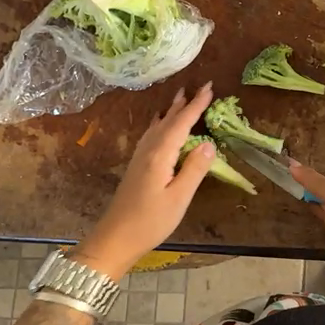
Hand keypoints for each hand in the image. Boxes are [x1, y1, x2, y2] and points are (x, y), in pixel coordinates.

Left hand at [73, 83, 216, 277]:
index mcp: (160, 155)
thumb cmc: (150, 221)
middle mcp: (148, 150)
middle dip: (184, 103)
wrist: (115, 239)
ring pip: (158, 126)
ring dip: (170, 111)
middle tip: (199, 86)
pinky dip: (160, 123)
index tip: (210, 88)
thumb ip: (194, 169)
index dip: (196, 106)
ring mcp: (140, 158)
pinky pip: (151, 135)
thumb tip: (210, 144)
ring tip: (179, 97)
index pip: (182, 124)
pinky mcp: (136, 167)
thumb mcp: (179, 198)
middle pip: (168, 121)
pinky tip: (159, 125)